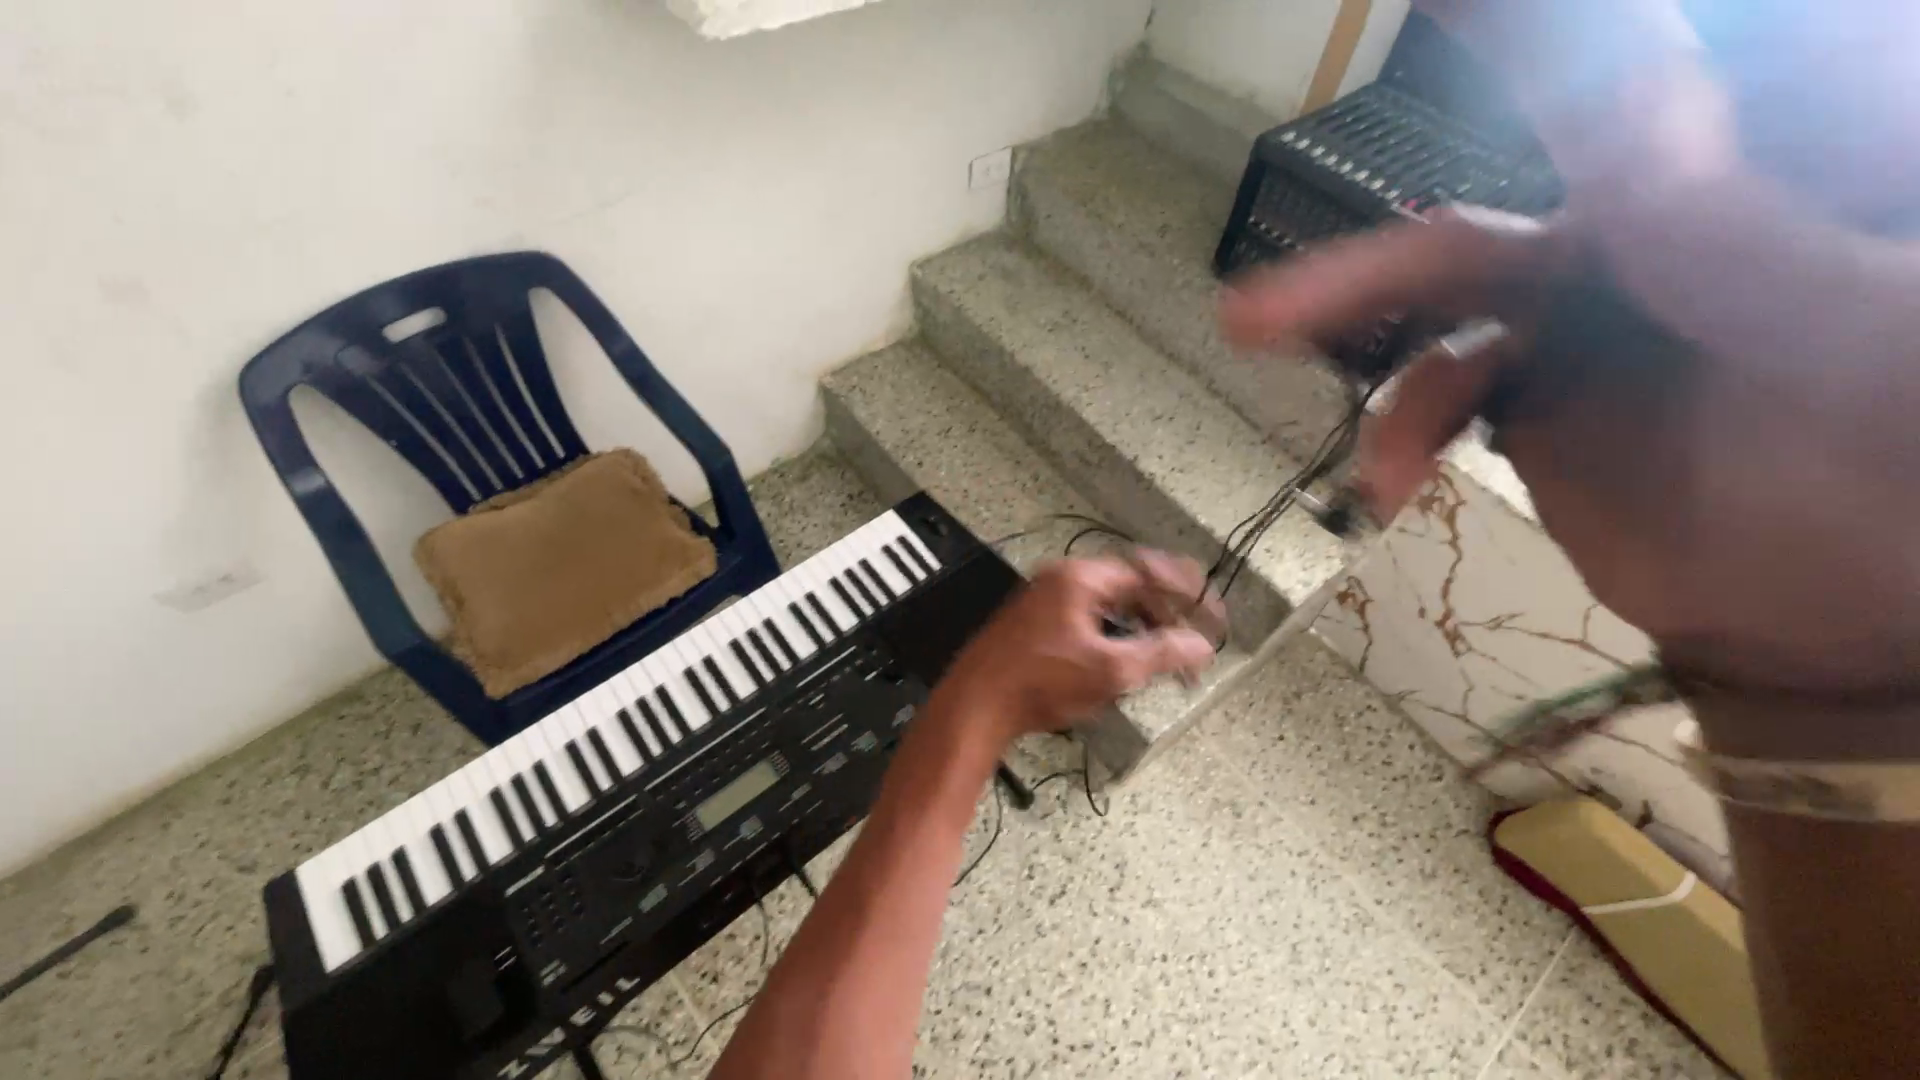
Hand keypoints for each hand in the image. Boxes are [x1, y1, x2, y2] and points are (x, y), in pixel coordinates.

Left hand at [930, 552, 1222, 743]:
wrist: (975, 706)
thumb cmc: (1039, 684)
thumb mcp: (1110, 671)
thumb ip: (1161, 654)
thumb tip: (1201, 646)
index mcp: (1081, 578)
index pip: (1147, 571)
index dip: (1185, 592)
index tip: (1210, 612)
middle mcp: (1060, 580)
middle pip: (1127, 586)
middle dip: (1163, 615)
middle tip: (1189, 643)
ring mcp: (1042, 600)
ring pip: (1105, 605)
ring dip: (1137, 628)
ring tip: (1159, 659)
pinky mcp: (1032, 625)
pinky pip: (1084, 619)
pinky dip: (1110, 636)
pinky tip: (1119, 665)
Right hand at [1219, 7, 1919, 720]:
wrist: (1843, 617)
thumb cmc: (1899, 474)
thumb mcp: (1850, 332)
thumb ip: (1725, 219)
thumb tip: (1617, 80)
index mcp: (1747, 189)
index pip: (1625, 90)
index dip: (1531, 45)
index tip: (1442, 6)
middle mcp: (1653, 233)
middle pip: (1484, 220)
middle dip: (1372, 246)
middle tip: (1270, 272)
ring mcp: (1582, 320)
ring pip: (1434, 301)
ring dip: (1346, 328)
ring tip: (1254, 339)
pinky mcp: (1538, 399)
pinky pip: (1437, 394)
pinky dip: (1398, 435)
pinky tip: (1381, 486)